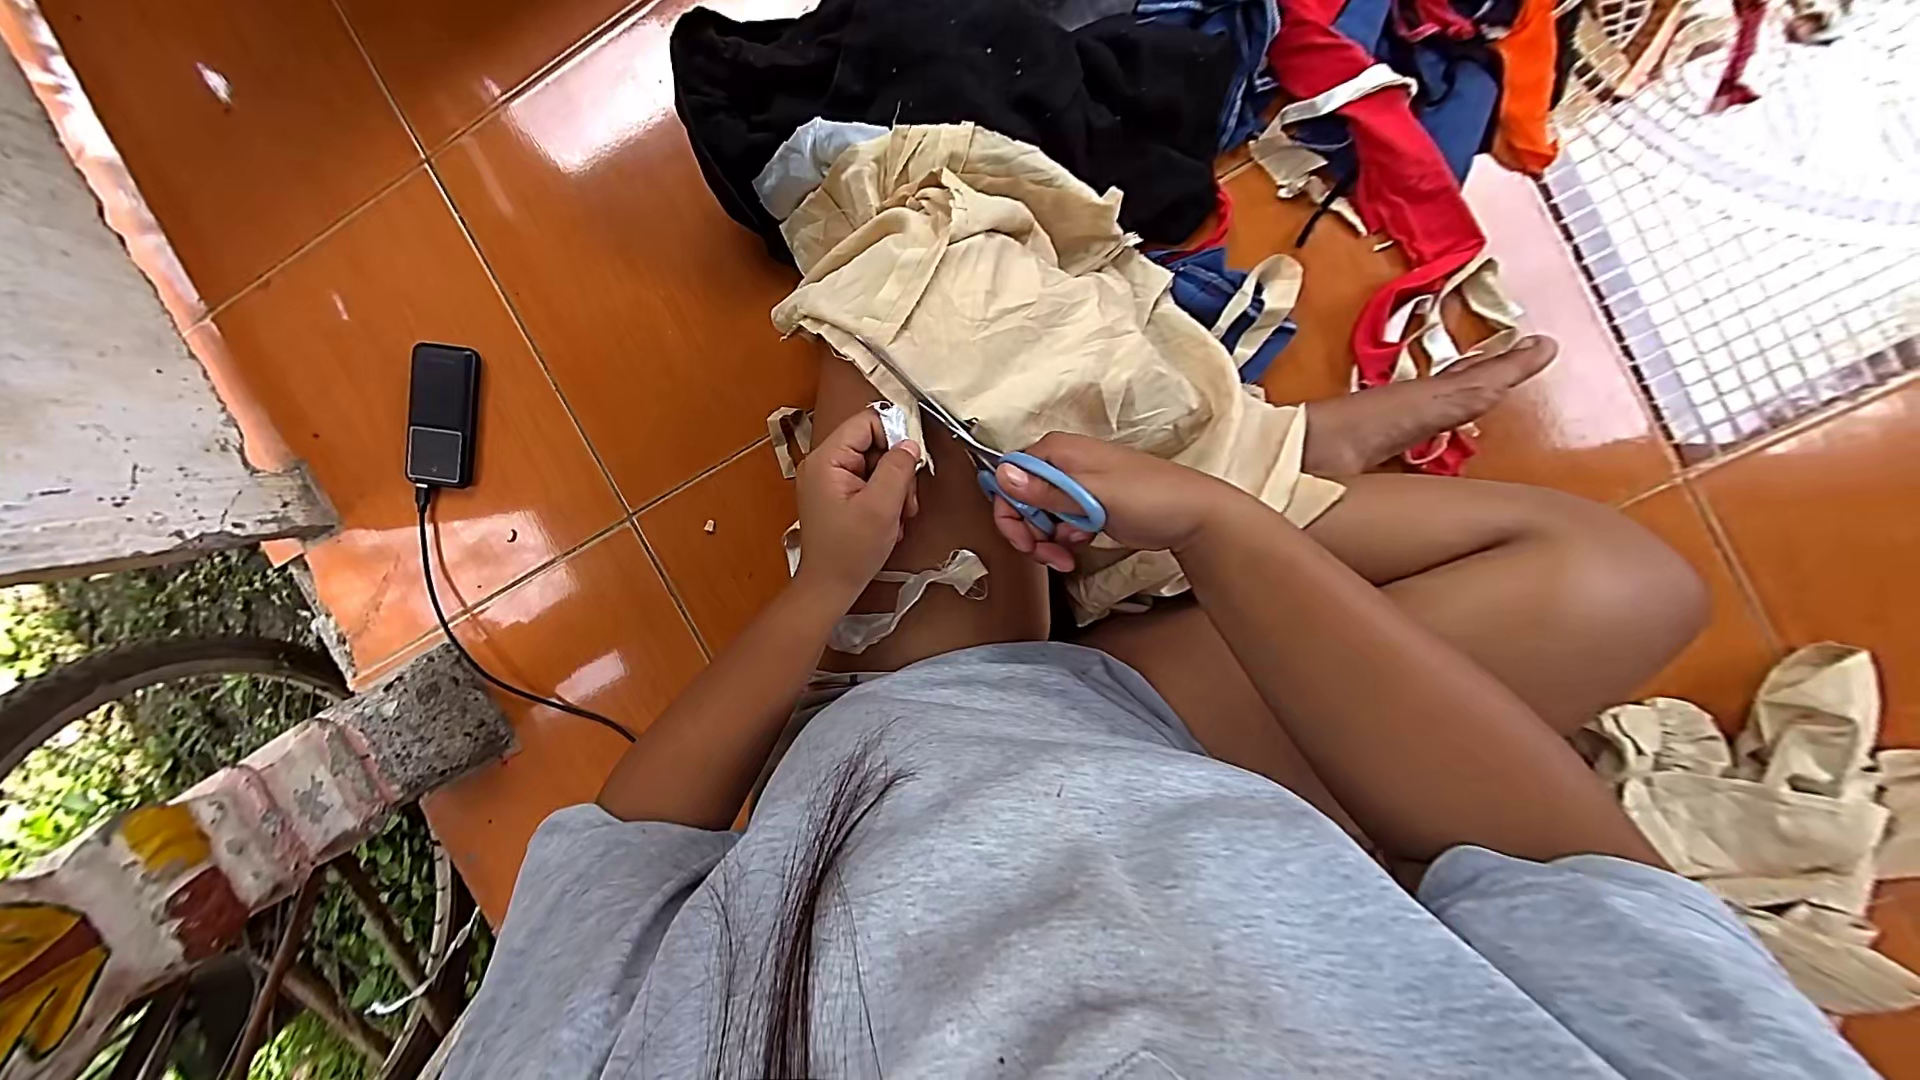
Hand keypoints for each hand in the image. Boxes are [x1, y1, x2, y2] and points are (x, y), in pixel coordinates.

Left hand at [794, 409, 921, 599]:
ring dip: (895, 486)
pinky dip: (885, 497)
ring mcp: (830, 480)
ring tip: (898, 514)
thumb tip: (910, 444)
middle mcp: (824, 464)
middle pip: (873, 443)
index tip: (910, 462)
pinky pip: (869, 481)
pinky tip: (889, 518)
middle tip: (905, 499)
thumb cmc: (848, 552)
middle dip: (896, 469)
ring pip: (876, 464)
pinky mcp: (838, 495)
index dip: (893, 436)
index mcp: (826, 460)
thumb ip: (897, 468)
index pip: (866, 422)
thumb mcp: (881, 507)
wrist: (830, 587)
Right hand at [989, 433, 1249, 570]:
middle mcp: (1063, 463)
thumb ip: (1046, 489)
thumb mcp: (1092, 495)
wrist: (1193, 516)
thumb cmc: (1150, 497)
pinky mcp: (1087, 505)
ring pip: (1039, 515)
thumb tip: (1003, 475)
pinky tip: (1079, 546)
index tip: (1023, 537)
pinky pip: (1058, 524)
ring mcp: (1076, 485)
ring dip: (1045, 541)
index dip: (1010, 510)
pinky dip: (1062, 540)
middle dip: (1029, 531)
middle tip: (1044, 551)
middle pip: (1022, 499)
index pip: (1010, 476)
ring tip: (1065, 554)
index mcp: (1059, 451)